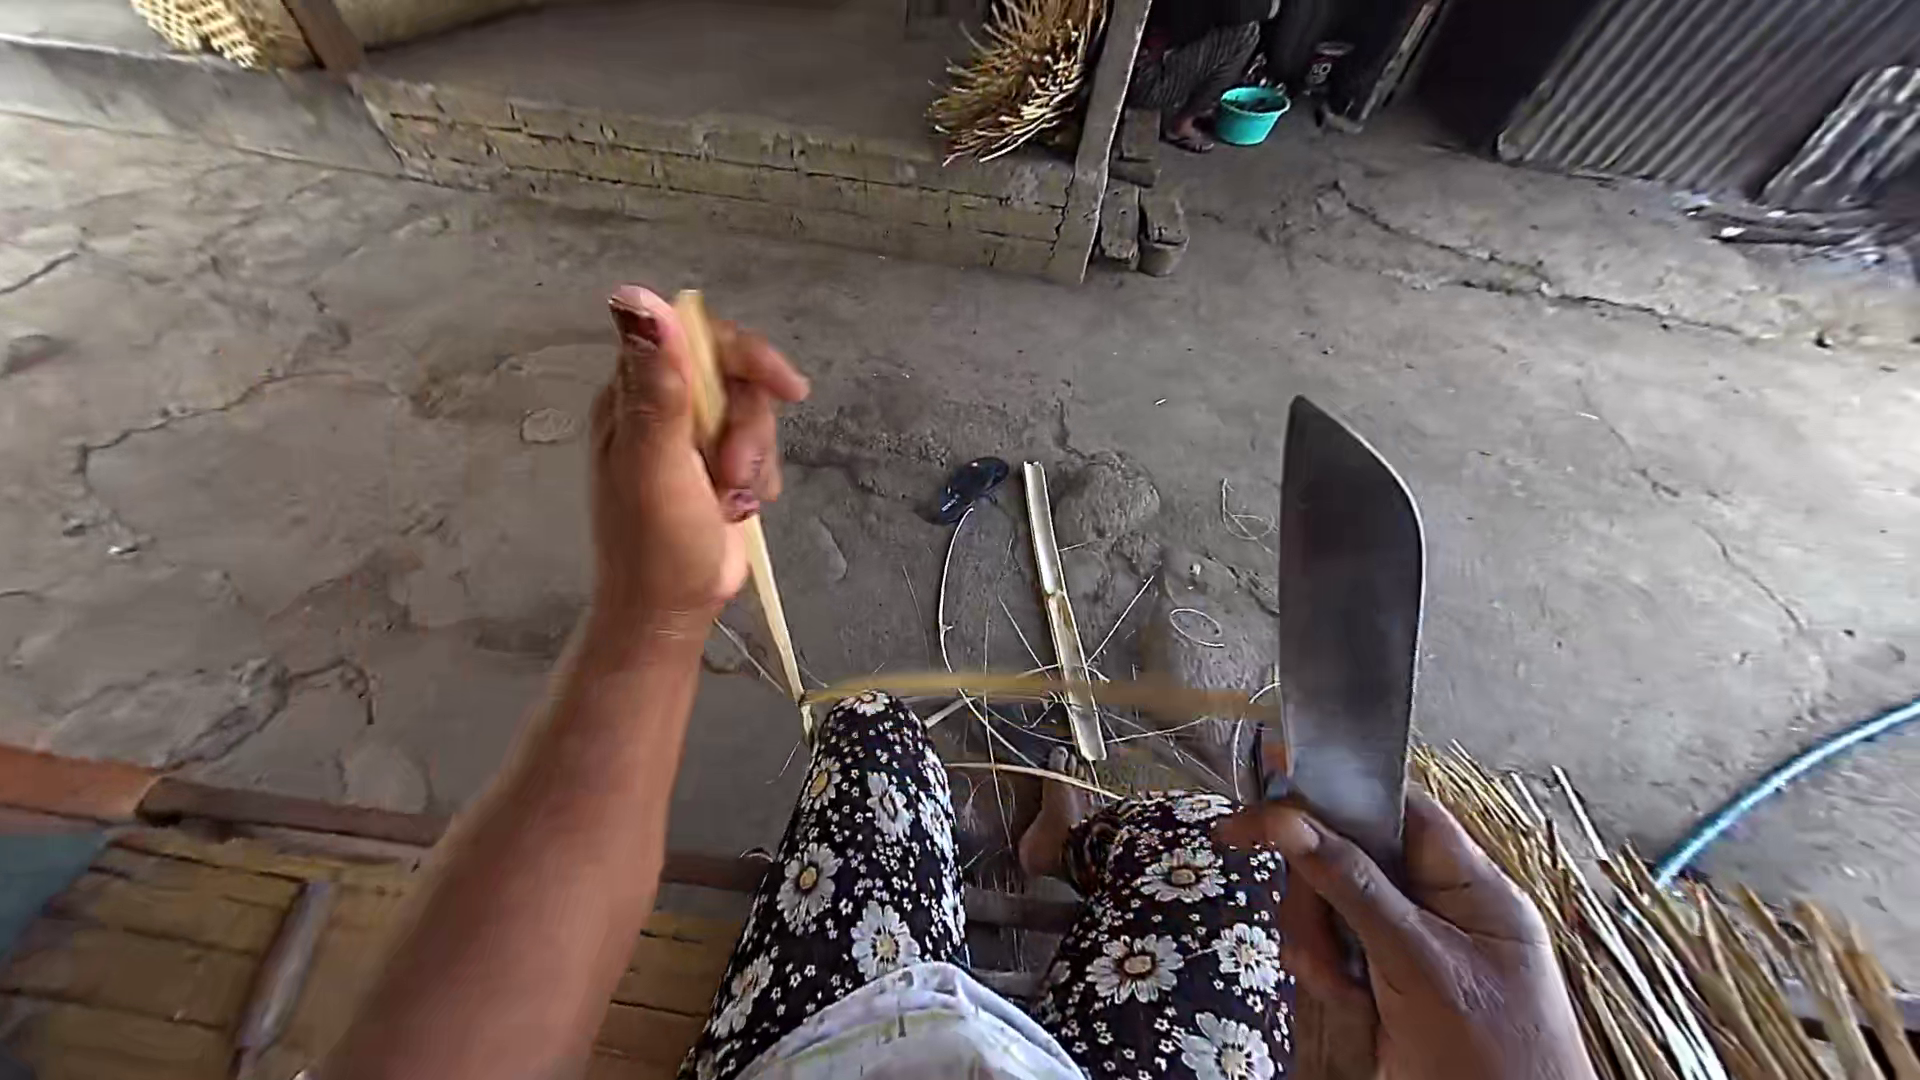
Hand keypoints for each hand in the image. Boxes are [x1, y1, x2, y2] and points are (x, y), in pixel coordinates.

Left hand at [588, 286, 808, 645]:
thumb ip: (657, 390)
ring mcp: (696, 440)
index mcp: (638, 397)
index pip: (695, 340)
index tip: (784, 386)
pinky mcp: (722, 467)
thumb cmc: (657, 545)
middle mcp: (667, 410)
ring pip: (755, 417)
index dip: (743, 354)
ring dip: (757, 460)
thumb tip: (638, 298)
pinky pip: (763, 450)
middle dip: (750, 430)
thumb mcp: (656, 468)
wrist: (672, 608)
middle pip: (736, 381)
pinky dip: (762, 478)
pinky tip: (743, 507)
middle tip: (735, 474)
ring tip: (735, 500)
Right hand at [1216, 789, 1595, 1079]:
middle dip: (1314, 887)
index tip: (1273, 778)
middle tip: (1310, 931)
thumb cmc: (1491, 1064)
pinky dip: (1316, 960)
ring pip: (1323, 892)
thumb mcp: (1419, 966)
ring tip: (1331, 982)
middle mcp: (1433, 900)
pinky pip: (1323, 933)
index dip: (1336, 786)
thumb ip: (1351, 885)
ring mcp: (1402, 935)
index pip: (1394, 805)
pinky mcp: (1375, 967)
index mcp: (1469, 885)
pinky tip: (1339, 996)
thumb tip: (1284, 816)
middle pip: (1343, 847)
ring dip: (1311, 932)